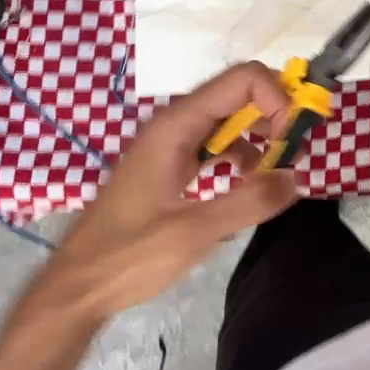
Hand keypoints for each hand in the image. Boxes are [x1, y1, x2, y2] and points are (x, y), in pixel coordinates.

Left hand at [29, 63, 300, 324]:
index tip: (290, 141)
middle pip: (240, 94)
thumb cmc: (126, 257)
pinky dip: (243, 157)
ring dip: (262, 138)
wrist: (74, 290)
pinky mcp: (173, 165)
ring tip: (274, 176)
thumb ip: (249, 202)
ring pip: (231, 119)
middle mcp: (176, 123)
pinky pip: (218, 144)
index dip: (277, 98)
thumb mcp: (193, 232)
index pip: (243, 79)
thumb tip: (295, 178)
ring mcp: (173, 144)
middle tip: (291, 157)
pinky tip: (247, 189)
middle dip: (275, 116)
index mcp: (177, 125)